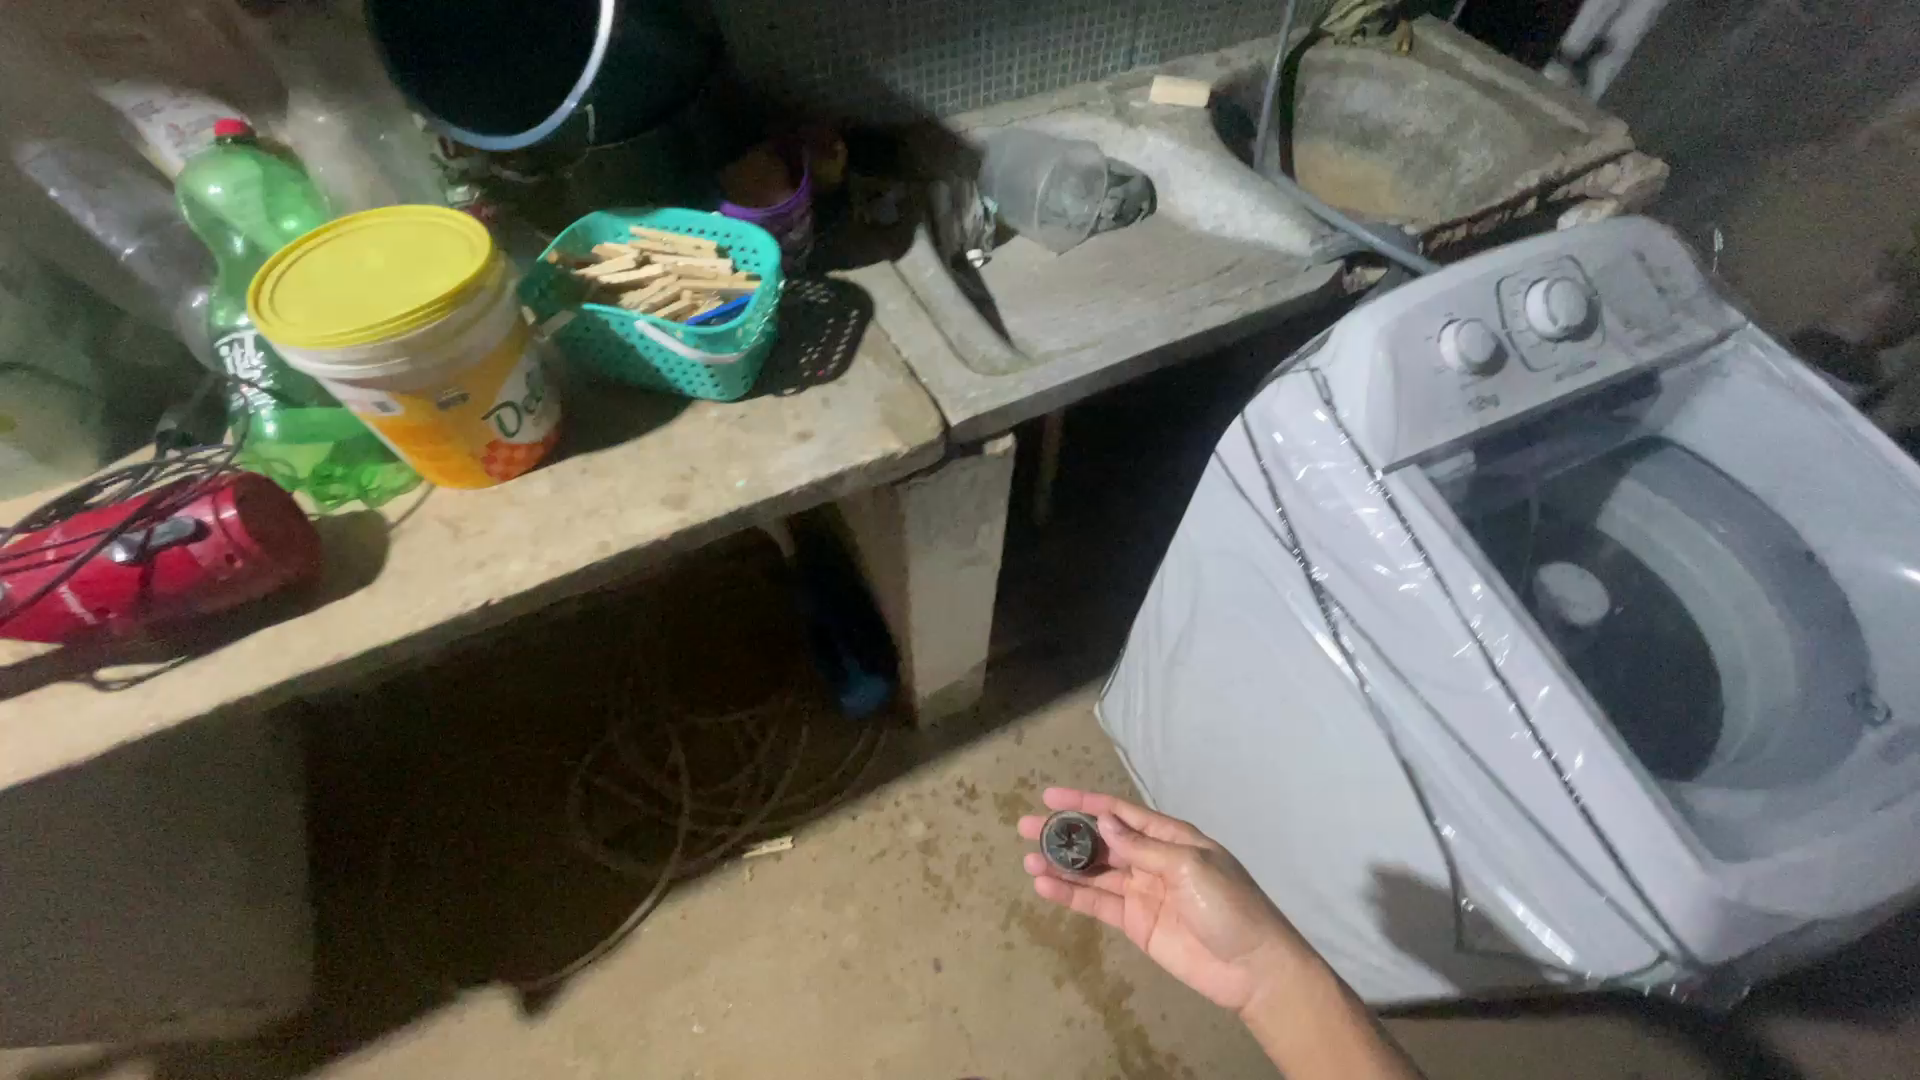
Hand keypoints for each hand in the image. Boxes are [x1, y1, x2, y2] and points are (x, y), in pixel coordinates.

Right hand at [1018, 787, 1310, 1014]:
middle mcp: (1149, 859)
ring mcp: (1140, 891)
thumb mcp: (1189, 866)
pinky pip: (1096, 903)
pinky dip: (1070, 895)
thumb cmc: (1229, 906)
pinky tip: (1045, 887)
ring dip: (1061, 865)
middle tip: (1026, 826)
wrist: (1253, 969)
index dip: (1084, 802)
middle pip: (1099, 840)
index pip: (1118, 812)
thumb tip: (1104, 821)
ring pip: (1092, 872)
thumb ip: (1143, 847)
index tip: (1049, 796)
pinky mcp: (1134, 922)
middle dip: (1063, 832)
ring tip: (1028, 859)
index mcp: (1168, 837)